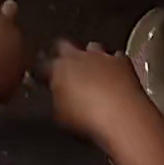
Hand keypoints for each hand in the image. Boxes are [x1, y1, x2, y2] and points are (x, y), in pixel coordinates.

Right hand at [40, 40, 163, 146]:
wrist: (121, 116)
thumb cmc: (88, 119)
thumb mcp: (61, 116)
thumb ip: (57, 99)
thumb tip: (58, 96)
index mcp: (57, 69)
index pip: (43, 64)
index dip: (42, 70)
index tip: (42, 75)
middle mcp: (78, 57)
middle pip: (64, 45)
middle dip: (62, 53)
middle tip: (64, 65)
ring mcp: (100, 56)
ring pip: (91, 48)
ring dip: (90, 57)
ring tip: (91, 71)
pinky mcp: (121, 61)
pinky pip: (116, 57)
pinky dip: (114, 64)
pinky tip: (115, 75)